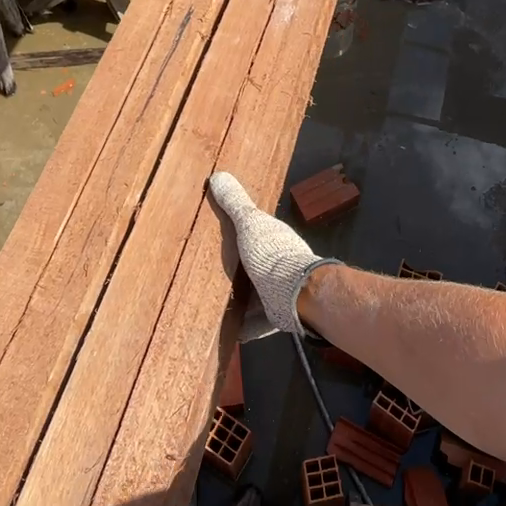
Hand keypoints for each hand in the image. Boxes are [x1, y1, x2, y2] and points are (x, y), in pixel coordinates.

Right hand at [207, 172, 337, 335]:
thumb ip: (235, 203)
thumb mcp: (249, 223)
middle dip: (239, 269)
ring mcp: (278, 289)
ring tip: (214, 302)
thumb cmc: (271, 254)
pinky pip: (255, 321)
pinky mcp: (275, 314)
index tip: (222, 236)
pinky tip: (227, 330)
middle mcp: (278, 262)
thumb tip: (218, 175)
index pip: (256, 231)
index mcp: (273, 237)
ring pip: (256, 293)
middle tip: (211, 272)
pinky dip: (244, 326)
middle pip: (255, 264)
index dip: (241, 232)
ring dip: (241, 298)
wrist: (294, 294)